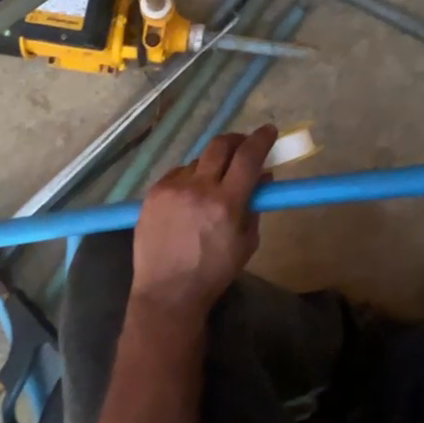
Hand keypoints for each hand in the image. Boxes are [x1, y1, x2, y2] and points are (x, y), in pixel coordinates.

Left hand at [129, 124, 277, 316]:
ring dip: (211, 165)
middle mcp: (198, 188)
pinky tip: (190, 197)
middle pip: (220, 145)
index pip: (248, 157)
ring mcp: (172, 187)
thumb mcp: (246, 243)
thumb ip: (255, 205)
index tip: (269, 130)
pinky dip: (190, 178)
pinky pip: (178, 173)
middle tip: (244, 144)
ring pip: (198, 160)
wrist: (167, 292)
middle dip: (236, 140)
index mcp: (226, 204)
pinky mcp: (154, 192)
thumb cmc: (213, 272)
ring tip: (214, 182)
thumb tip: (263, 175)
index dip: (261, 140)